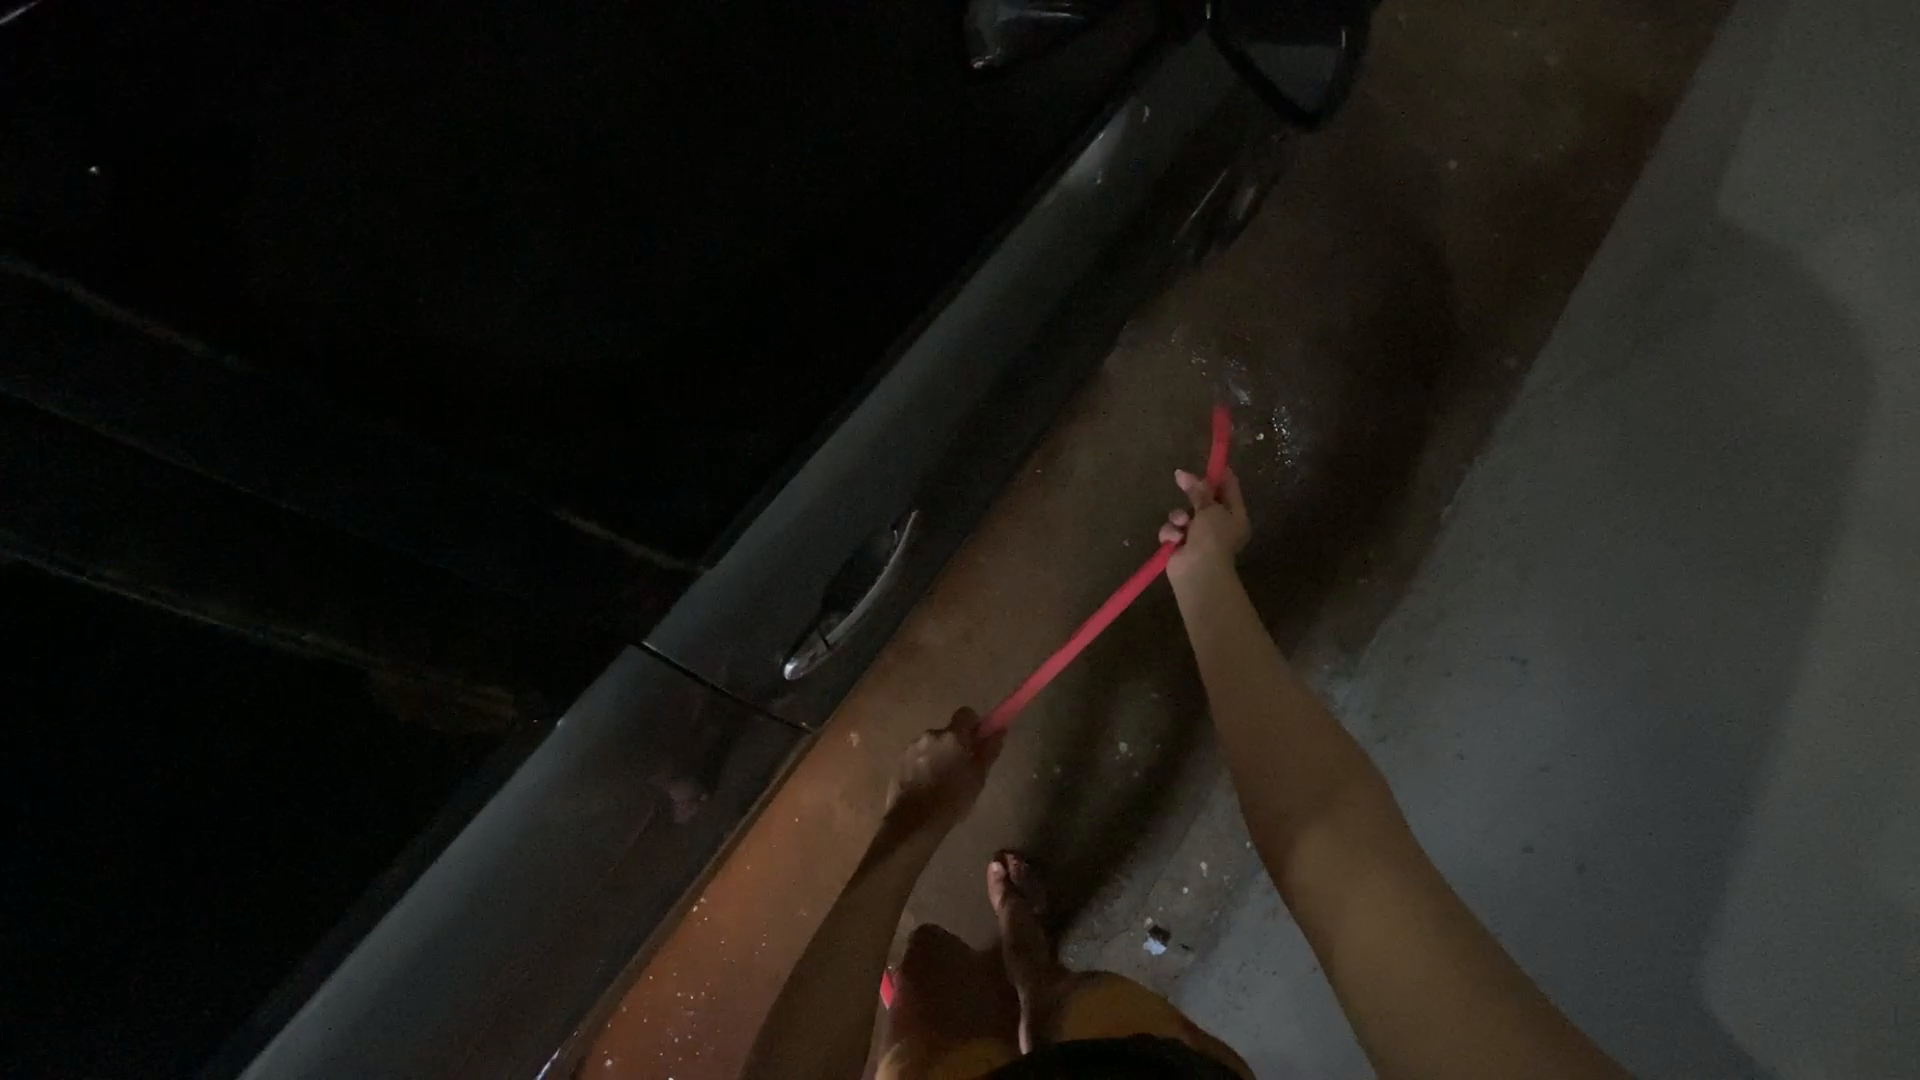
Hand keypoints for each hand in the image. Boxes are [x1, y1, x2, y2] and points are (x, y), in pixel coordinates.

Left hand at [883, 707, 1002, 836]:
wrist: (914, 821)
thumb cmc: (952, 800)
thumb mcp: (978, 778)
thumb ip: (989, 751)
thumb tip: (999, 731)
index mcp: (952, 736)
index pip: (966, 713)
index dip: (973, 725)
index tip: (976, 741)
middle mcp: (931, 734)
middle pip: (948, 732)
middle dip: (955, 745)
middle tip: (960, 768)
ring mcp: (912, 746)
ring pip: (932, 744)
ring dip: (938, 755)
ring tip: (941, 781)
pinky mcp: (899, 760)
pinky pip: (917, 756)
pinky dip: (923, 765)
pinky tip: (926, 785)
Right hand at [1159, 466, 1249, 579]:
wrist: (1199, 571)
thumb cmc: (1213, 537)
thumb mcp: (1210, 509)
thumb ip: (1199, 491)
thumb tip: (1183, 473)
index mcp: (1235, 516)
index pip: (1229, 490)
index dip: (1219, 476)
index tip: (1209, 463)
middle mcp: (1219, 525)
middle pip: (1204, 501)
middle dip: (1192, 492)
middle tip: (1180, 476)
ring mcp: (1198, 536)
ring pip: (1183, 515)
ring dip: (1179, 517)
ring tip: (1181, 523)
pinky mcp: (1180, 546)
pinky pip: (1172, 530)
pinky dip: (1171, 533)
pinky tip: (1174, 540)